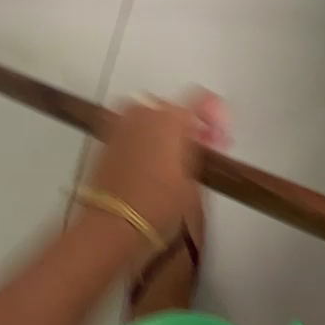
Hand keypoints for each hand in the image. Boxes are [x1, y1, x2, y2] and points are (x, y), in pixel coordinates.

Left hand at [83, 90, 230, 237]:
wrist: (111, 225)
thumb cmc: (155, 206)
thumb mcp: (192, 183)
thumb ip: (198, 152)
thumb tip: (201, 142)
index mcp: (172, 118)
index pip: (201, 99)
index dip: (215, 113)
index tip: (219, 130)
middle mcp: (146, 112)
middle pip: (175, 108)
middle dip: (189, 123)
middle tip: (200, 145)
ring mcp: (122, 122)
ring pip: (151, 115)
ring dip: (165, 128)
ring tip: (174, 154)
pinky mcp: (105, 137)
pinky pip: (131, 127)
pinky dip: (143, 136)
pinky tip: (150, 160)